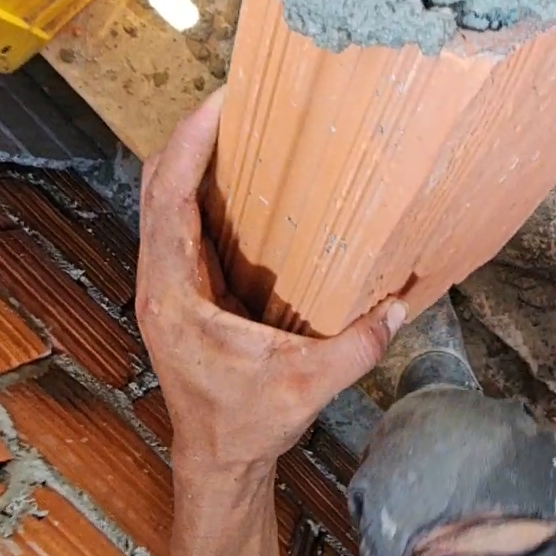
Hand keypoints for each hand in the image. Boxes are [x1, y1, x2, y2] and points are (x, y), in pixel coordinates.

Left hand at [135, 90, 407, 479]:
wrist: (217, 456)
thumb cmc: (246, 422)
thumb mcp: (308, 387)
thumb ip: (355, 348)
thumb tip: (398, 307)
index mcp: (174, 294)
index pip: (167, 200)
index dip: (190, 146)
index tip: (219, 103)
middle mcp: (161, 280)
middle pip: (157, 184)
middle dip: (192, 135)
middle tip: (237, 100)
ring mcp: (169, 281)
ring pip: (164, 198)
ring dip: (195, 156)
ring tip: (239, 123)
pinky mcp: (184, 285)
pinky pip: (182, 217)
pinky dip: (202, 184)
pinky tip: (242, 175)